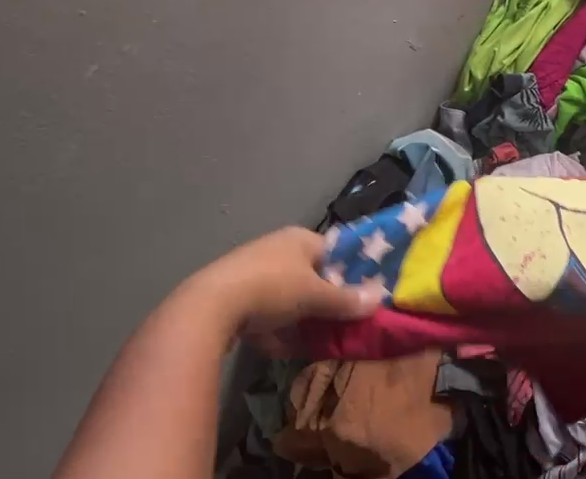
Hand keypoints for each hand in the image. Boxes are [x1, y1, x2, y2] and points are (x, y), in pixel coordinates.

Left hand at [178, 227, 384, 348]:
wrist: (205, 310)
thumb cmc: (271, 289)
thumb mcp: (315, 296)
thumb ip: (347, 299)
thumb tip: (379, 299)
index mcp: (300, 238)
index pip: (335, 251)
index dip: (349, 272)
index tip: (359, 295)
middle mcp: (276, 247)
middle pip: (311, 275)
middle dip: (322, 300)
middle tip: (336, 320)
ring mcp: (250, 270)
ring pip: (286, 295)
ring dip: (298, 317)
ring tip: (310, 339)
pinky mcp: (229, 295)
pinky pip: (262, 311)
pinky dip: (273, 328)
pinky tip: (278, 347)